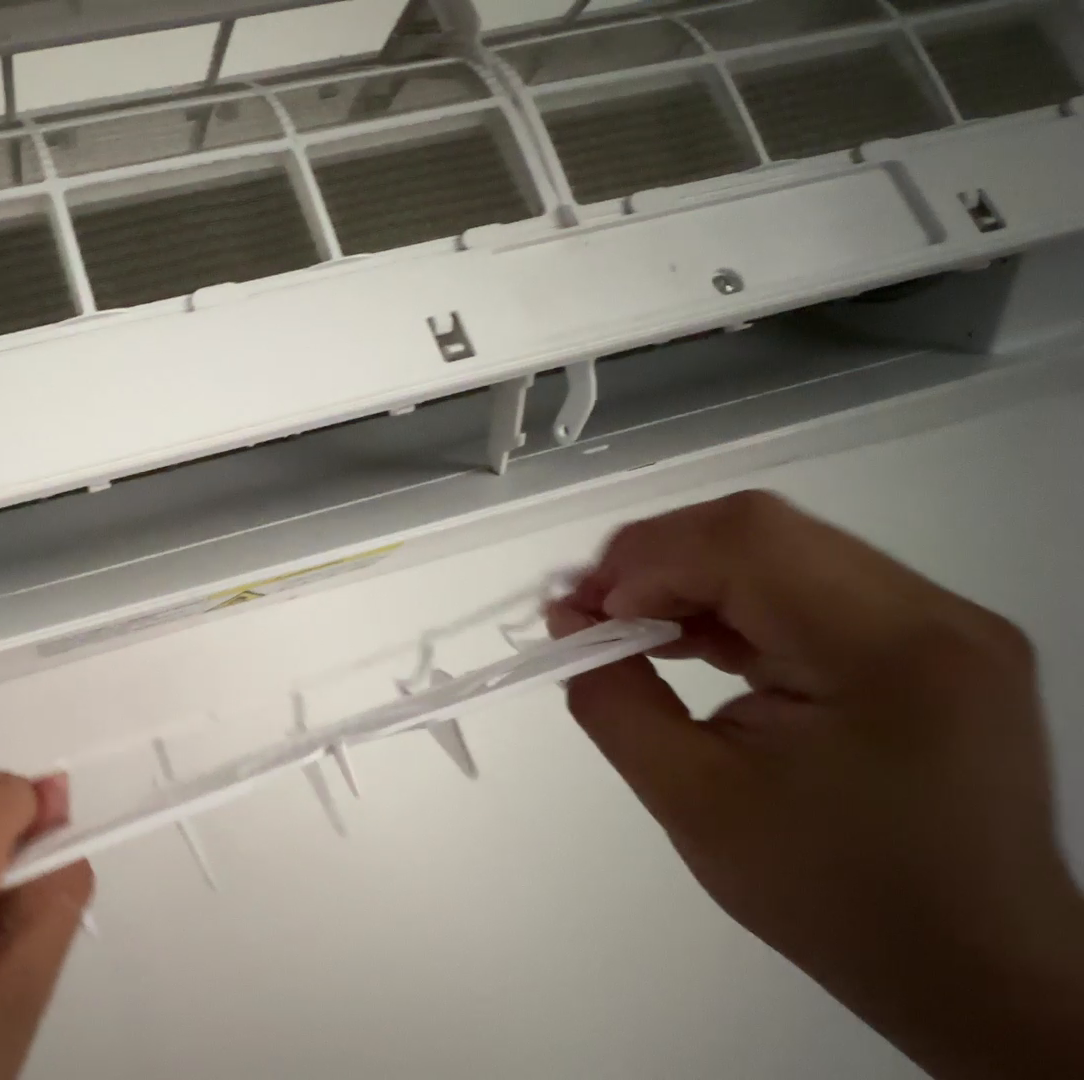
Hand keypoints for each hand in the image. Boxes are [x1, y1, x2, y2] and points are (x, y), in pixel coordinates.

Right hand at [548, 490, 1083, 1079]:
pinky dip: (726, 601)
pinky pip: (805, 585)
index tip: (580, 615)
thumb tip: (567, 620)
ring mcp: (942, 625)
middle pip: (761, 530)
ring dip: (686, 577)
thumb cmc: (828, 894)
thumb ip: (611, 696)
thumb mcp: (687, 796)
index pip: (744, 543)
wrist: (972, 972)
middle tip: (592, 615)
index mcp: (889, 653)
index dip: (642, 560)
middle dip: (655, 561)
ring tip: (627, 629)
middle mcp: (935, 615)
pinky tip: (685, 642)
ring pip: (778, 549)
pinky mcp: (929, 643)